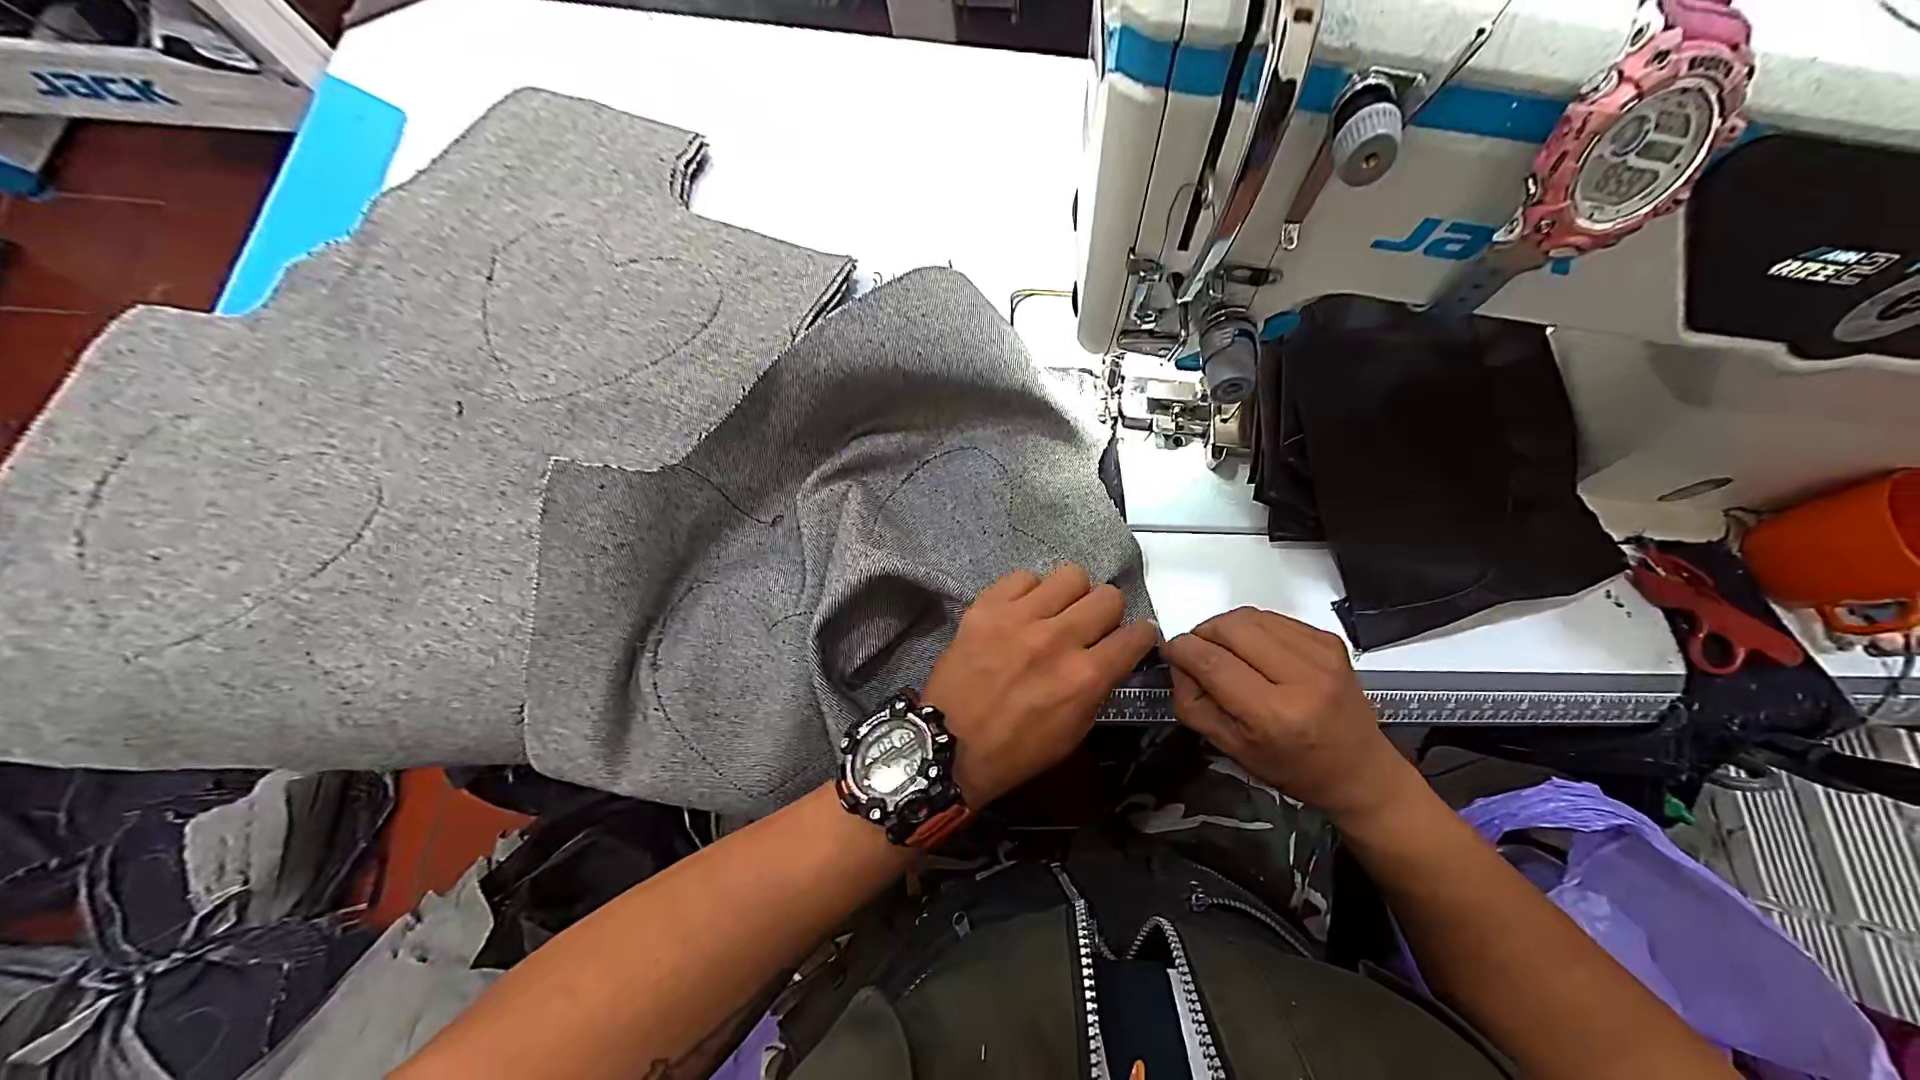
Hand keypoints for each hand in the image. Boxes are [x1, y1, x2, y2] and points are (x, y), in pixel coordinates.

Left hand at [923, 565, 1157, 805]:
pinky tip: (1021, 611)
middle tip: (1090, 627)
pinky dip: (1028, 592)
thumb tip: (1112, 655)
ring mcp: (1020, 618)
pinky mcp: (987, 606)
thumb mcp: (1074, 730)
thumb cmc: (1016, 748)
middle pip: (1108, 596)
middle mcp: (1058, 639)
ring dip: (1070, 595)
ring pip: (1071, 575)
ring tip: (1055, 612)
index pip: (1136, 634)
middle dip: (1107, 613)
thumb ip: (1099, 686)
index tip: (1130, 639)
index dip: (1139, 636)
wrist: (949, 744)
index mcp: (1085, 677)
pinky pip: (1024, 577)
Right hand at [1160, 607, 1411, 822]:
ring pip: (1250, 616)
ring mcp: (1321, 655)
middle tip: (1196, 652)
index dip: (1181, 649)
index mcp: (1274, 715)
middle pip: (1230, 628)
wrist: (1359, 770)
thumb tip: (1178, 662)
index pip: (1212, 662)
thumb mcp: (1231, 748)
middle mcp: (1302, 678)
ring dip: (1225, 627)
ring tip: (1223, 650)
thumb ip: (1193, 703)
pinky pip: (1273, 618)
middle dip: (1202, 633)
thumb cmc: (1293, 767)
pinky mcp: (1330, 641)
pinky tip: (1252, 649)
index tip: (1170, 651)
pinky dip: (1252, 628)